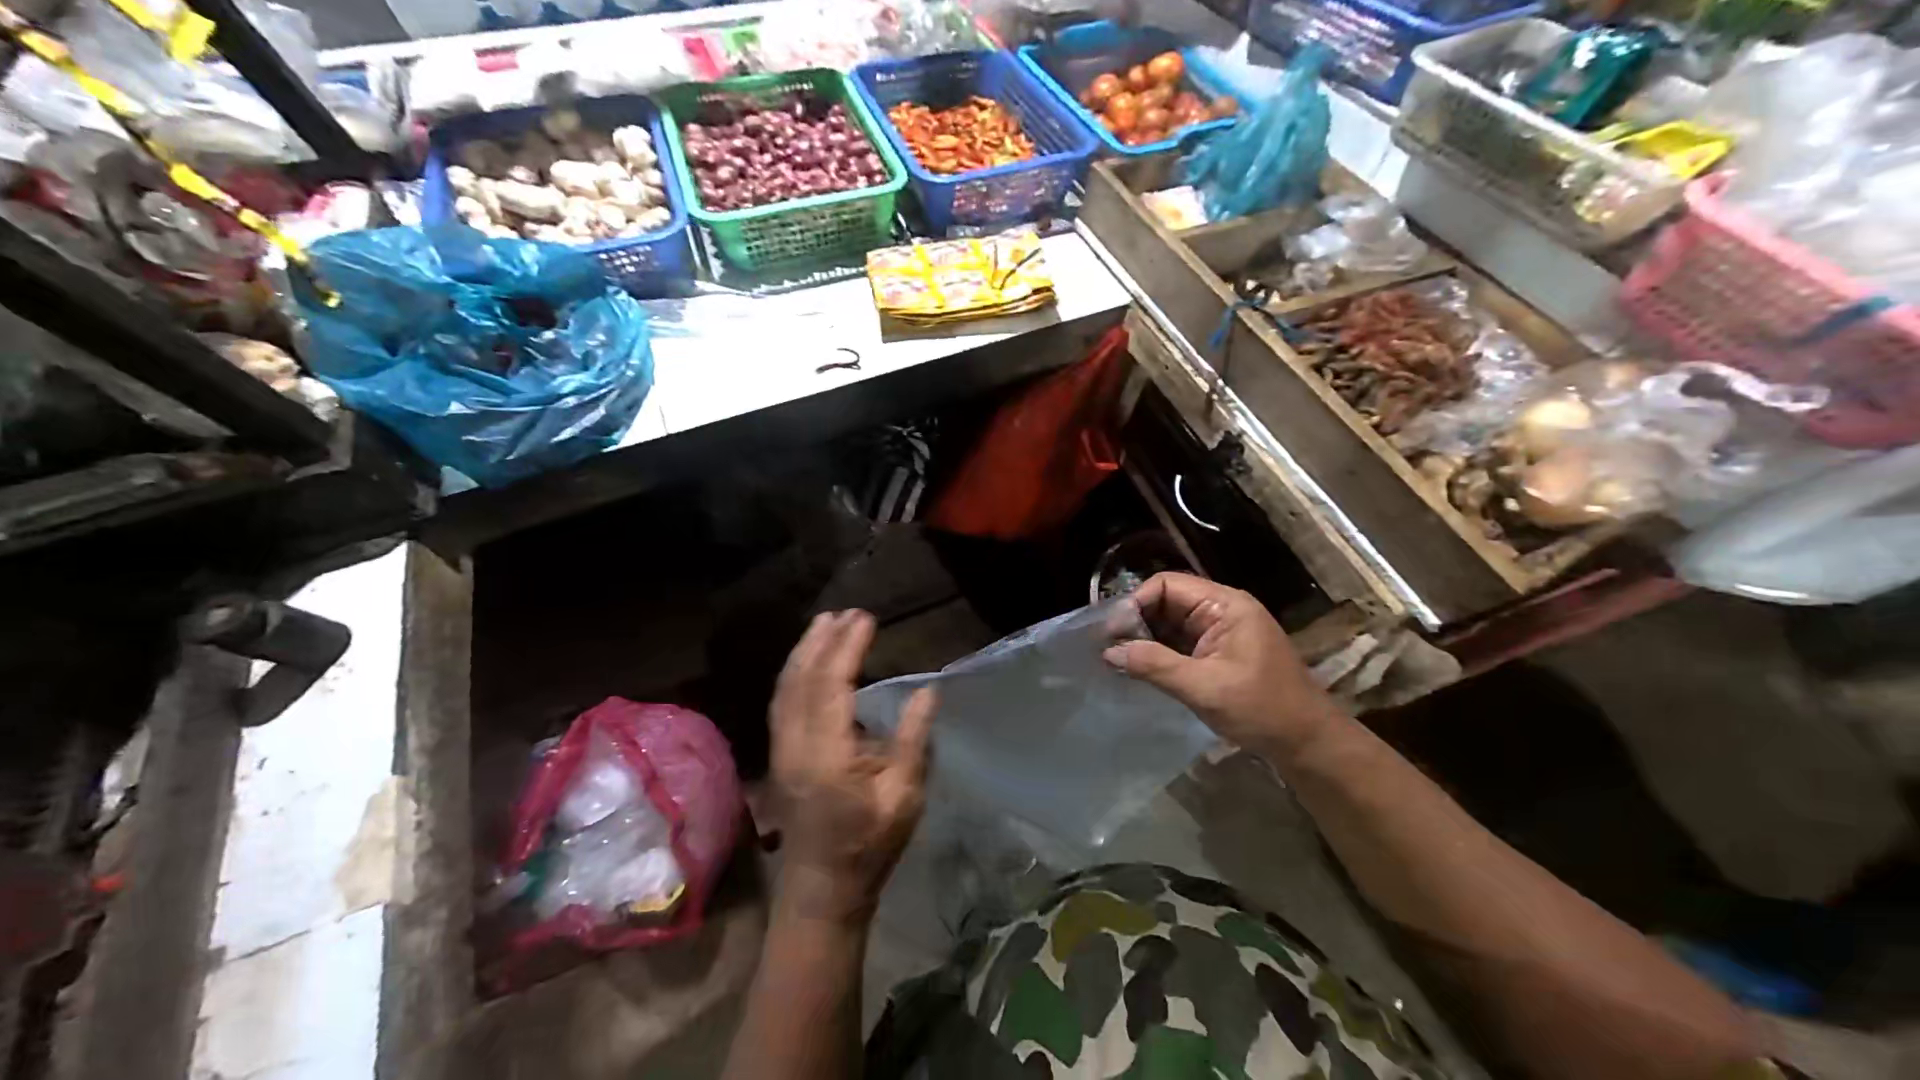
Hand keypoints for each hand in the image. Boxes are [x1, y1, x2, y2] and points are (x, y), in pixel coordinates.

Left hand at [767, 610, 934, 924]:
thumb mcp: (905, 797)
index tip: (866, 619)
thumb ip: (914, 741)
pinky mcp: (779, 756)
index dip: (847, 648)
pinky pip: (782, 702)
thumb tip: (927, 692)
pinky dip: (795, 673)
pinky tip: (808, 662)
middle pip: (802, 679)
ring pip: (785, 688)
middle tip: (846, 612)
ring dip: (804, 652)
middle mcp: (795, 745)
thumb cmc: (870, 846)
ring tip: (824, 624)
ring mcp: (781, 750)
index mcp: (826, 755)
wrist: (822, 888)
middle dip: (822, 641)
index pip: (832, 686)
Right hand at [1103, 573, 1345, 762]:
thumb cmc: (1261, 709)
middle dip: (1136, 621)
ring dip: (1145, 639)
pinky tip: (1139, 669)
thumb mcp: (1204, 687)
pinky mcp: (1218, 654)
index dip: (1135, 603)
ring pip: (1170, 623)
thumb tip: (1108, 652)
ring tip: (1117, 659)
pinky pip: (1179, 643)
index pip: (1166, 585)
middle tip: (1108, 648)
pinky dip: (1158, 653)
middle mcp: (1222, 610)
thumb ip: (1154, 665)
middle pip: (1166, 601)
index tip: (1111, 633)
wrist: (1308, 744)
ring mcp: (1220, 632)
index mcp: (1225, 605)